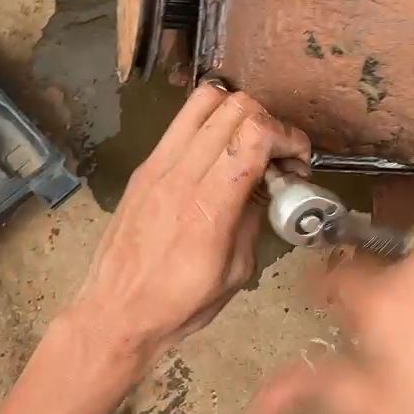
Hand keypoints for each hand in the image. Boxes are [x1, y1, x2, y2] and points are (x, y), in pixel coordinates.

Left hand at [62, 84, 310, 369]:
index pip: (253, 133)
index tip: (298, 160)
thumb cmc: (179, 304)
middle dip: (268, 121)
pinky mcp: (142, 168)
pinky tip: (217, 157)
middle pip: (233, 107)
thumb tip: (264, 186)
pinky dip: (209, 125)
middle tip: (278, 154)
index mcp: (208, 206)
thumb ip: (253, 220)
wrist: (115, 312)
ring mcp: (156, 165)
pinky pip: (180, 124)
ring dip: (236, 112)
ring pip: (202, 102)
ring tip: (247, 144)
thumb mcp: (236, 272)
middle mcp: (180, 174)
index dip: (287, 135)